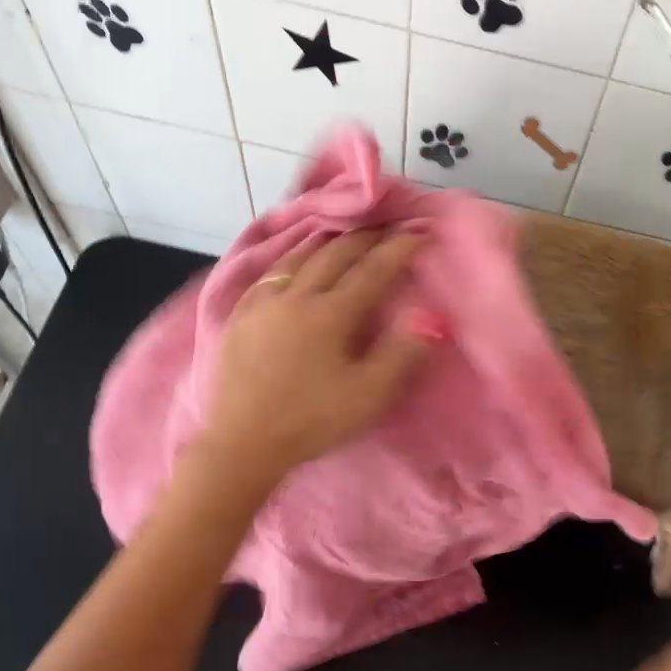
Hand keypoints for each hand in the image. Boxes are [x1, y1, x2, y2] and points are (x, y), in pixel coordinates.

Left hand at [199, 230, 442, 477]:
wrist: (242, 444)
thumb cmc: (312, 422)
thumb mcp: (369, 395)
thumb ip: (402, 353)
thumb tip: (431, 315)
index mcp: (331, 314)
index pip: (373, 270)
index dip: (400, 249)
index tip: (421, 231)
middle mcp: (296, 296)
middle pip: (335, 253)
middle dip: (366, 236)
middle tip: (387, 226)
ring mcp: (262, 303)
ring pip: (298, 256)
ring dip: (327, 240)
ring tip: (344, 234)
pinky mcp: (240, 317)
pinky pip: (269, 272)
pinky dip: (291, 258)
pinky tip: (294, 263)